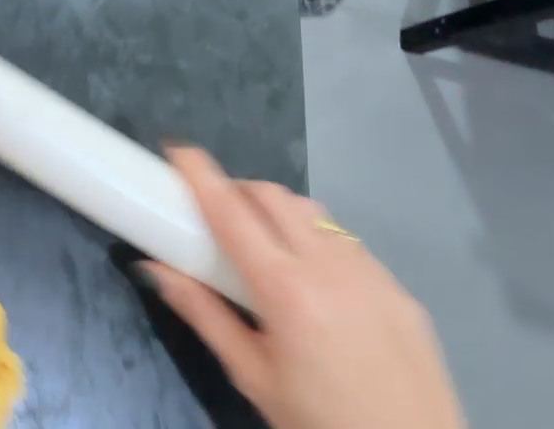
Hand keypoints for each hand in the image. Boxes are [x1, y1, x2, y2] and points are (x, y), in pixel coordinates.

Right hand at [140, 147, 467, 428]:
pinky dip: (315, 236)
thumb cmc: (321, 424)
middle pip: (272, 194)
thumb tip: (153, 267)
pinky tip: (312, 276)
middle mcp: (330, 266)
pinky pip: (346, 240)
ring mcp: (372, 273)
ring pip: (312, 210)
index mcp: (286, 288)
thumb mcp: (251, 376)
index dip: (200, 173)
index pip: (231, 210)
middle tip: (212, 210)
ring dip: (277, 209)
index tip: (176, 151)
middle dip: (236, 188)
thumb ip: (202, 313)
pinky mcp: (400, 290)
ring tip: (262, 241)